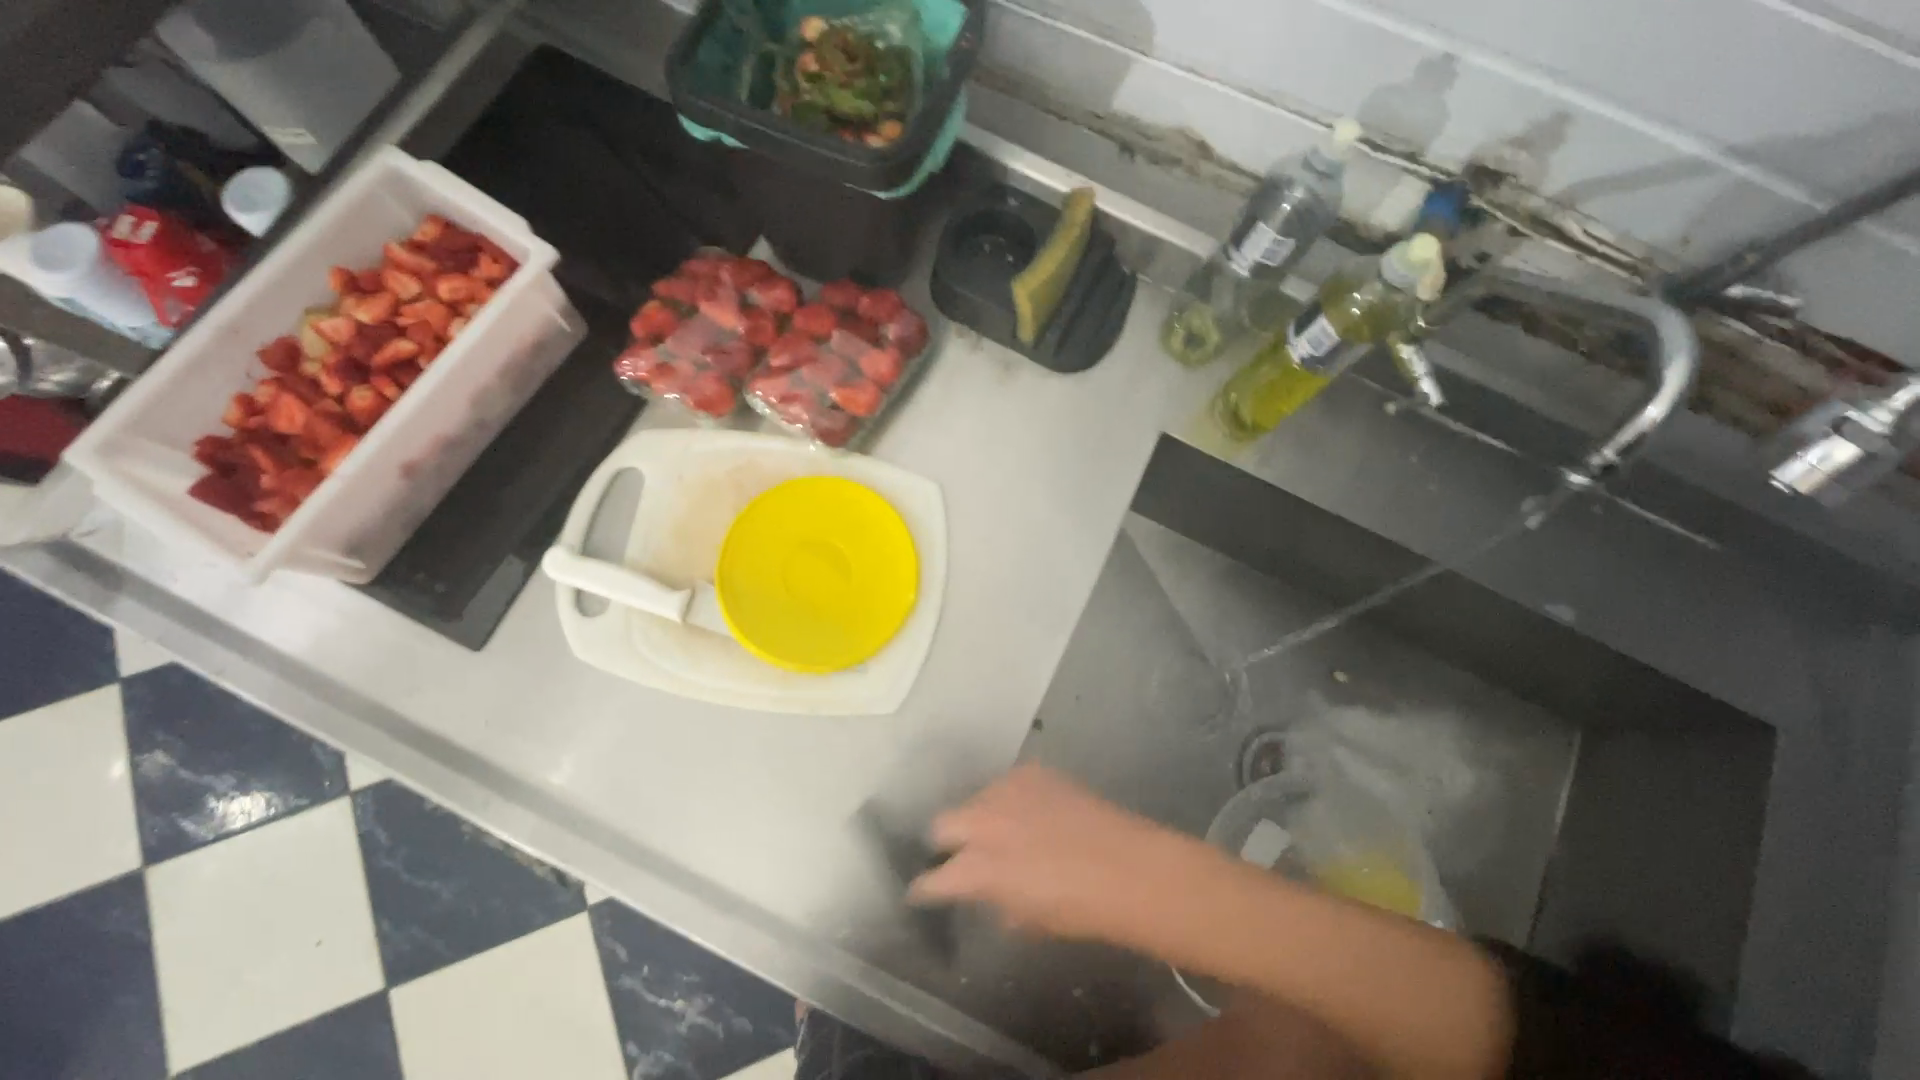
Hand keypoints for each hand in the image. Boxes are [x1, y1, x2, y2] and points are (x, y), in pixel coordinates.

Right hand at [906, 765, 1204, 943]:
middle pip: (941, 823)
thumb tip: (993, 894)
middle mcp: (984, 823)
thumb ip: (998, 903)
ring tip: (1003, 829)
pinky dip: (1011, 798)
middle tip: (962, 854)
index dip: (926, 887)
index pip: (933, 879)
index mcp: (978, 868)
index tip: (924, 891)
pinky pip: (1009, 783)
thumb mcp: (1030, 920)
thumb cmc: (1080, 909)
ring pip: (976, 798)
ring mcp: (1008, 791)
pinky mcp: (1034, 772)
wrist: (1129, 867)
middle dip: (946, 840)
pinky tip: (1030, 811)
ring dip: (981, 816)